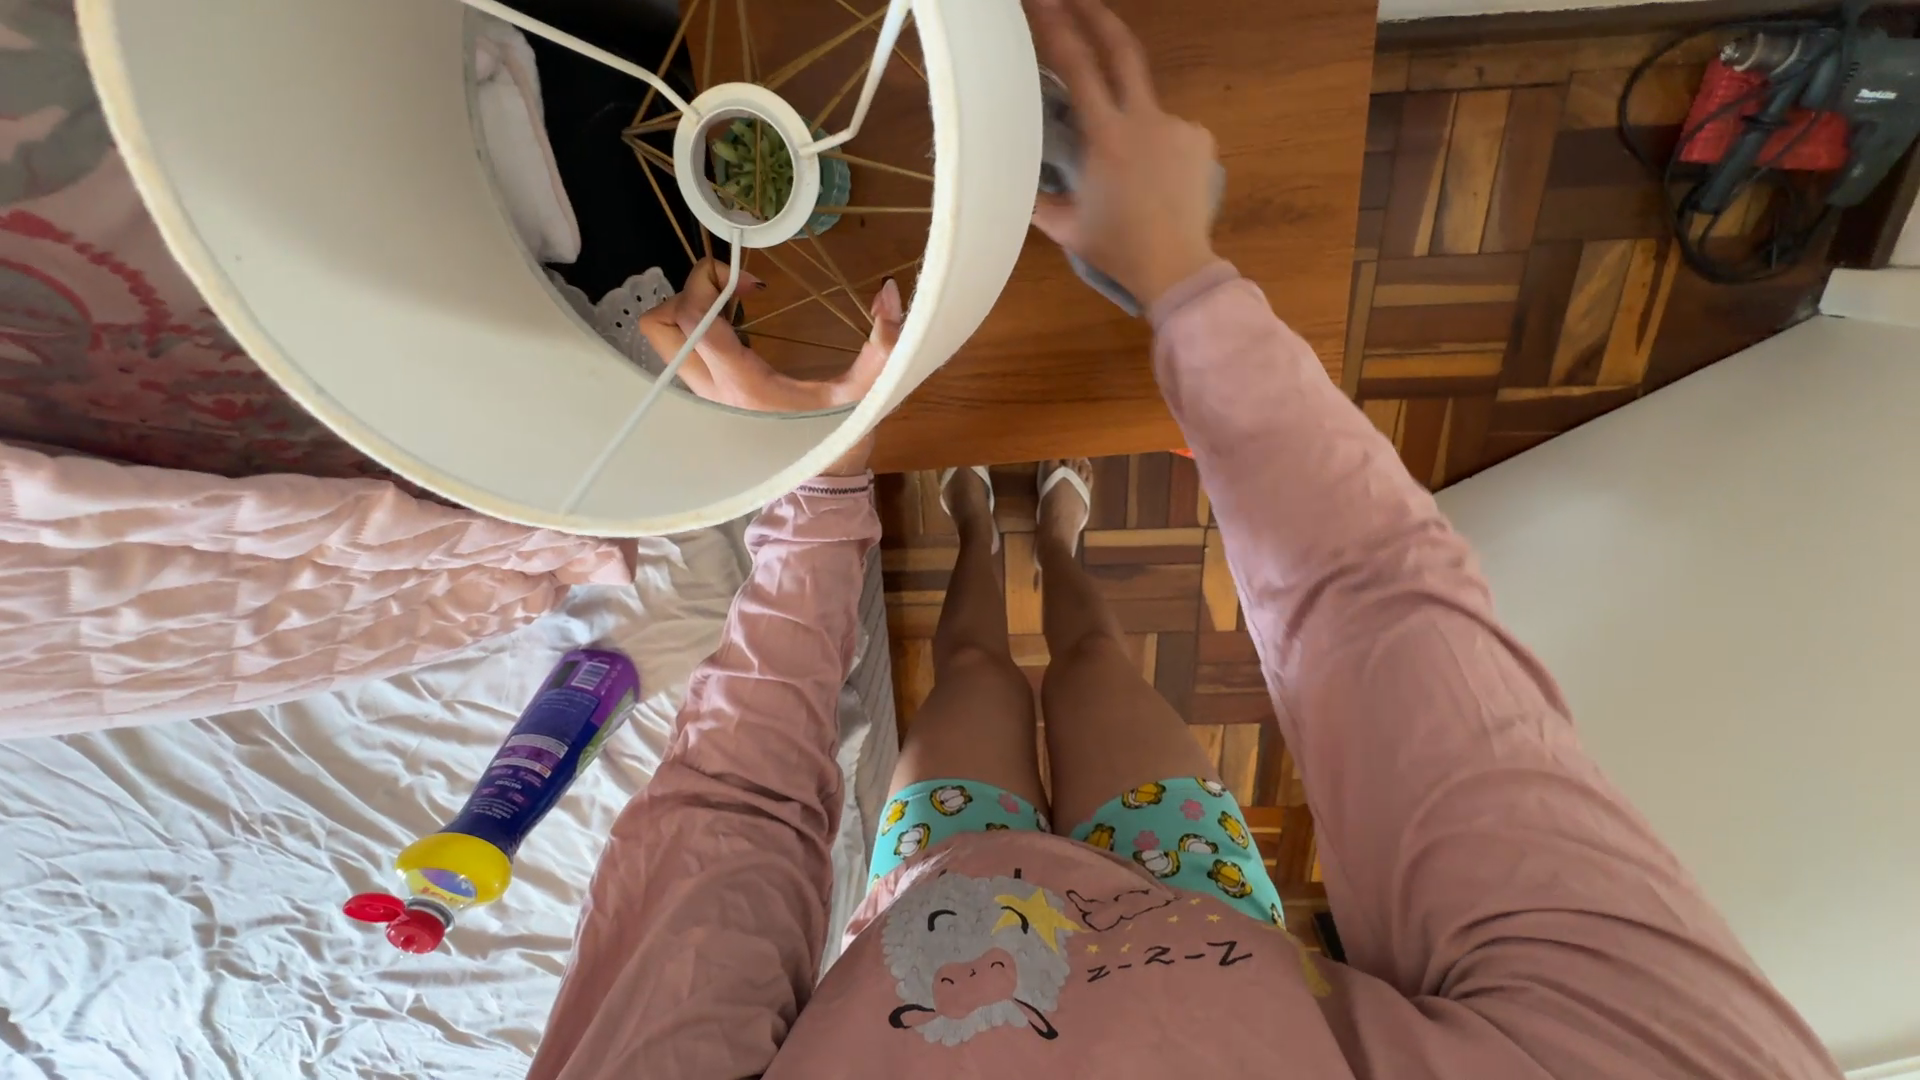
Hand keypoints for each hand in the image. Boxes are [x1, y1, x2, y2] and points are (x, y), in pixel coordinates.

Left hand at [638, 258, 903, 474]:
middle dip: (690, 291)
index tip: (754, 283)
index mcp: (743, 384)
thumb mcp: (867, 392)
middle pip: (660, 325)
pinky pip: (680, 354)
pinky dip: (695, 332)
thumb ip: (884, 345)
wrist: (823, 481)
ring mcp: (705, 397)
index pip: (694, 319)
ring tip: (731, 308)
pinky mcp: (708, 399)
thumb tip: (890, 290)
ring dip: (688, 311)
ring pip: (663, 340)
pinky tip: (734, 331)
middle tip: (734, 289)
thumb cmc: (840, 437)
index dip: (712, 282)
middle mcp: (712, 391)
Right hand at [1027, 0, 1219, 308]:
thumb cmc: (1116, 249)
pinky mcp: (1200, 138)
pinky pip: (1169, 131)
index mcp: (1106, 137)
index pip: (1078, 66)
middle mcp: (1144, 118)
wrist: (1176, 267)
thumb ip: (1040, 200)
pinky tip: (1154, 183)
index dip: (1056, 26)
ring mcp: (1177, 125)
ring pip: (1143, 106)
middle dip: (1095, 14)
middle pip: (1121, 47)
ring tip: (1127, 174)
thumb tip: (1017, 183)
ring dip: (1128, 124)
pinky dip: (1154, 148)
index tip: (1041, 2)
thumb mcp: (1067, 228)